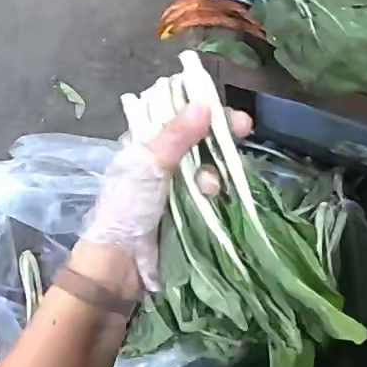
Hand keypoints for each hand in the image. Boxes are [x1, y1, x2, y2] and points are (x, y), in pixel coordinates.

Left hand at [79, 104, 254, 295]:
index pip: (178, 116)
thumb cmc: (127, 208)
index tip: (225, 105)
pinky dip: (217, 190)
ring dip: (217, 168)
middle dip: (220, 135)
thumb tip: (204, 103)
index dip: (202, 108)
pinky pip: (213, 192)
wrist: (122, 263)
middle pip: (200, 139)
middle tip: (244, 131)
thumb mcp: (148, 165)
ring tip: (211, 184)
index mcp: (146, 145)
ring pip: (210, 165)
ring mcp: (178, 187)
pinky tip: (215, 195)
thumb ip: (176, 136)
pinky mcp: (192, 210)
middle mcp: (163, 162)